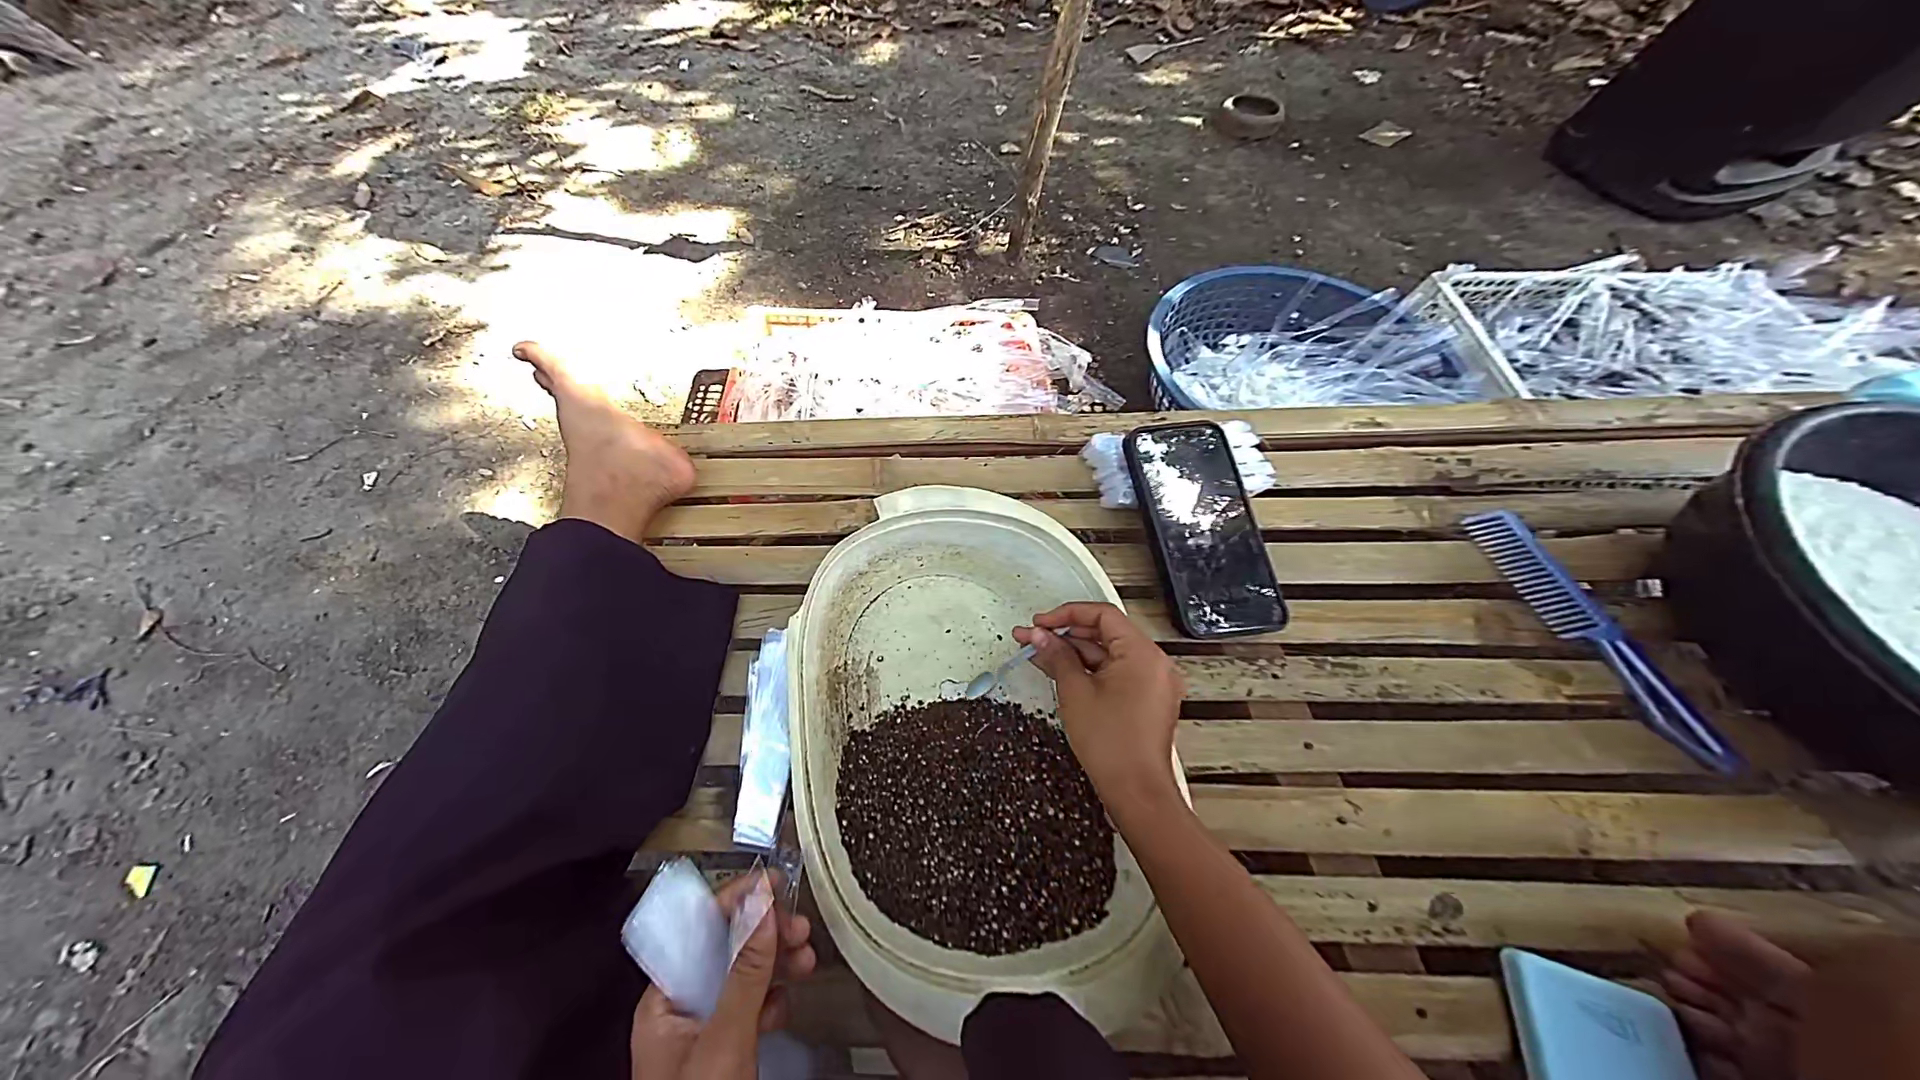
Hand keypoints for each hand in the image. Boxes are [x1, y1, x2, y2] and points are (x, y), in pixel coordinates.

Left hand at [629, 870, 816, 1079]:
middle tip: (799, 927)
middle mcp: (681, 1009)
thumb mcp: (725, 1041)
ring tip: (805, 956)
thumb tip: (762, 906)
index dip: (734, 900)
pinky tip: (787, 997)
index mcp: (664, 1002)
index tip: (772, 883)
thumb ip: (745, 971)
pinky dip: (774, 993)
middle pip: (724, 949)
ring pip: (744, 974)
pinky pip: (753, 1004)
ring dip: (776, 960)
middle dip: (764, 933)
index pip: (695, 931)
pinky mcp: (728, 1049)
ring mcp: (705, 1031)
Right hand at [1014, 602, 1184, 815]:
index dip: (1067, 615)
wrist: (1136, 791)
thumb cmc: (1114, 747)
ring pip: (1109, 654)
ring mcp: (1153, 682)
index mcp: (1142, 653)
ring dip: (1075, 653)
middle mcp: (1154, 663)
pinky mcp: (1147, 699)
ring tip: (1040, 655)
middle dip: (1066, 634)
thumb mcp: (1075, 692)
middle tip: (1033, 637)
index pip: (1102, 614)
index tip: (1041, 622)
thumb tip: (1040, 635)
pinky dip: (1090, 670)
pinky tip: (1063, 672)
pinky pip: (1117, 672)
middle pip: (1106, 632)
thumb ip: (1056, 656)